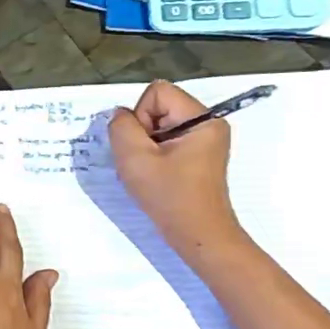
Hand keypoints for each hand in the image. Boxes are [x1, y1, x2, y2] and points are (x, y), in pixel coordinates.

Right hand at [108, 80, 245, 262]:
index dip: (140, 116)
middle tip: (145, 162)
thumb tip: (121, 116)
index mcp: (203, 119)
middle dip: (143, 132)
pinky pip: (167, 140)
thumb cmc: (169, 197)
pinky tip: (156, 176)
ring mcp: (204, 141)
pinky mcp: (198, 156)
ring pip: (160, 125)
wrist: (198, 235)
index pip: (157, 92)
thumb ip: (121, 127)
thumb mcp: (134, 158)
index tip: (144, 147)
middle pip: (159, 107)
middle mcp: (208, 123)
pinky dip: (154, 155)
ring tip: (150, 171)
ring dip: (146, 146)